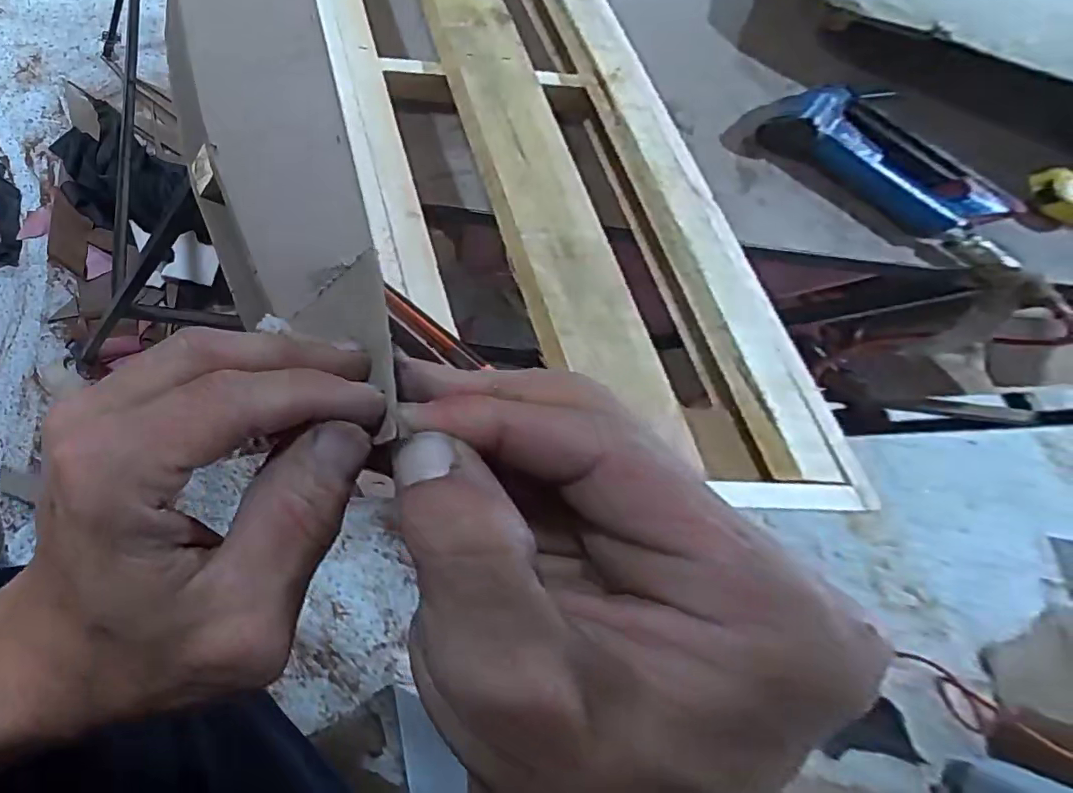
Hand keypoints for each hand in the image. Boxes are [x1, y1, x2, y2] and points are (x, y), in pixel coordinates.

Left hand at [0, 328, 385, 735]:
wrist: (54, 650)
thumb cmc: (142, 655)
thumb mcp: (241, 620)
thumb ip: (296, 520)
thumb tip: (345, 432)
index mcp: (113, 469)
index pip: (225, 399)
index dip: (307, 390)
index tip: (373, 398)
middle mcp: (87, 417)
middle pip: (204, 357)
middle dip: (291, 358)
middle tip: (360, 370)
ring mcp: (81, 404)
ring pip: (189, 351)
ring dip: (264, 357)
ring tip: (332, 374)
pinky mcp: (91, 406)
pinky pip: (172, 368)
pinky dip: (233, 371)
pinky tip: (279, 387)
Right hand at [391, 360, 888, 791]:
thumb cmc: (551, 772)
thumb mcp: (498, 678)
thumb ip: (466, 556)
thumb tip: (424, 441)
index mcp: (753, 593)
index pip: (609, 450)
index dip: (495, 415)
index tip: (403, 413)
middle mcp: (746, 551)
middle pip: (596, 427)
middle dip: (484, 406)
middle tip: (397, 396)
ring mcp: (696, 541)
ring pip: (573, 434)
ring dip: (481, 419)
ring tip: (408, 415)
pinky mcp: (645, 539)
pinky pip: (558, 464)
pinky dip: (488, 447)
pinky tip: (436, 445)